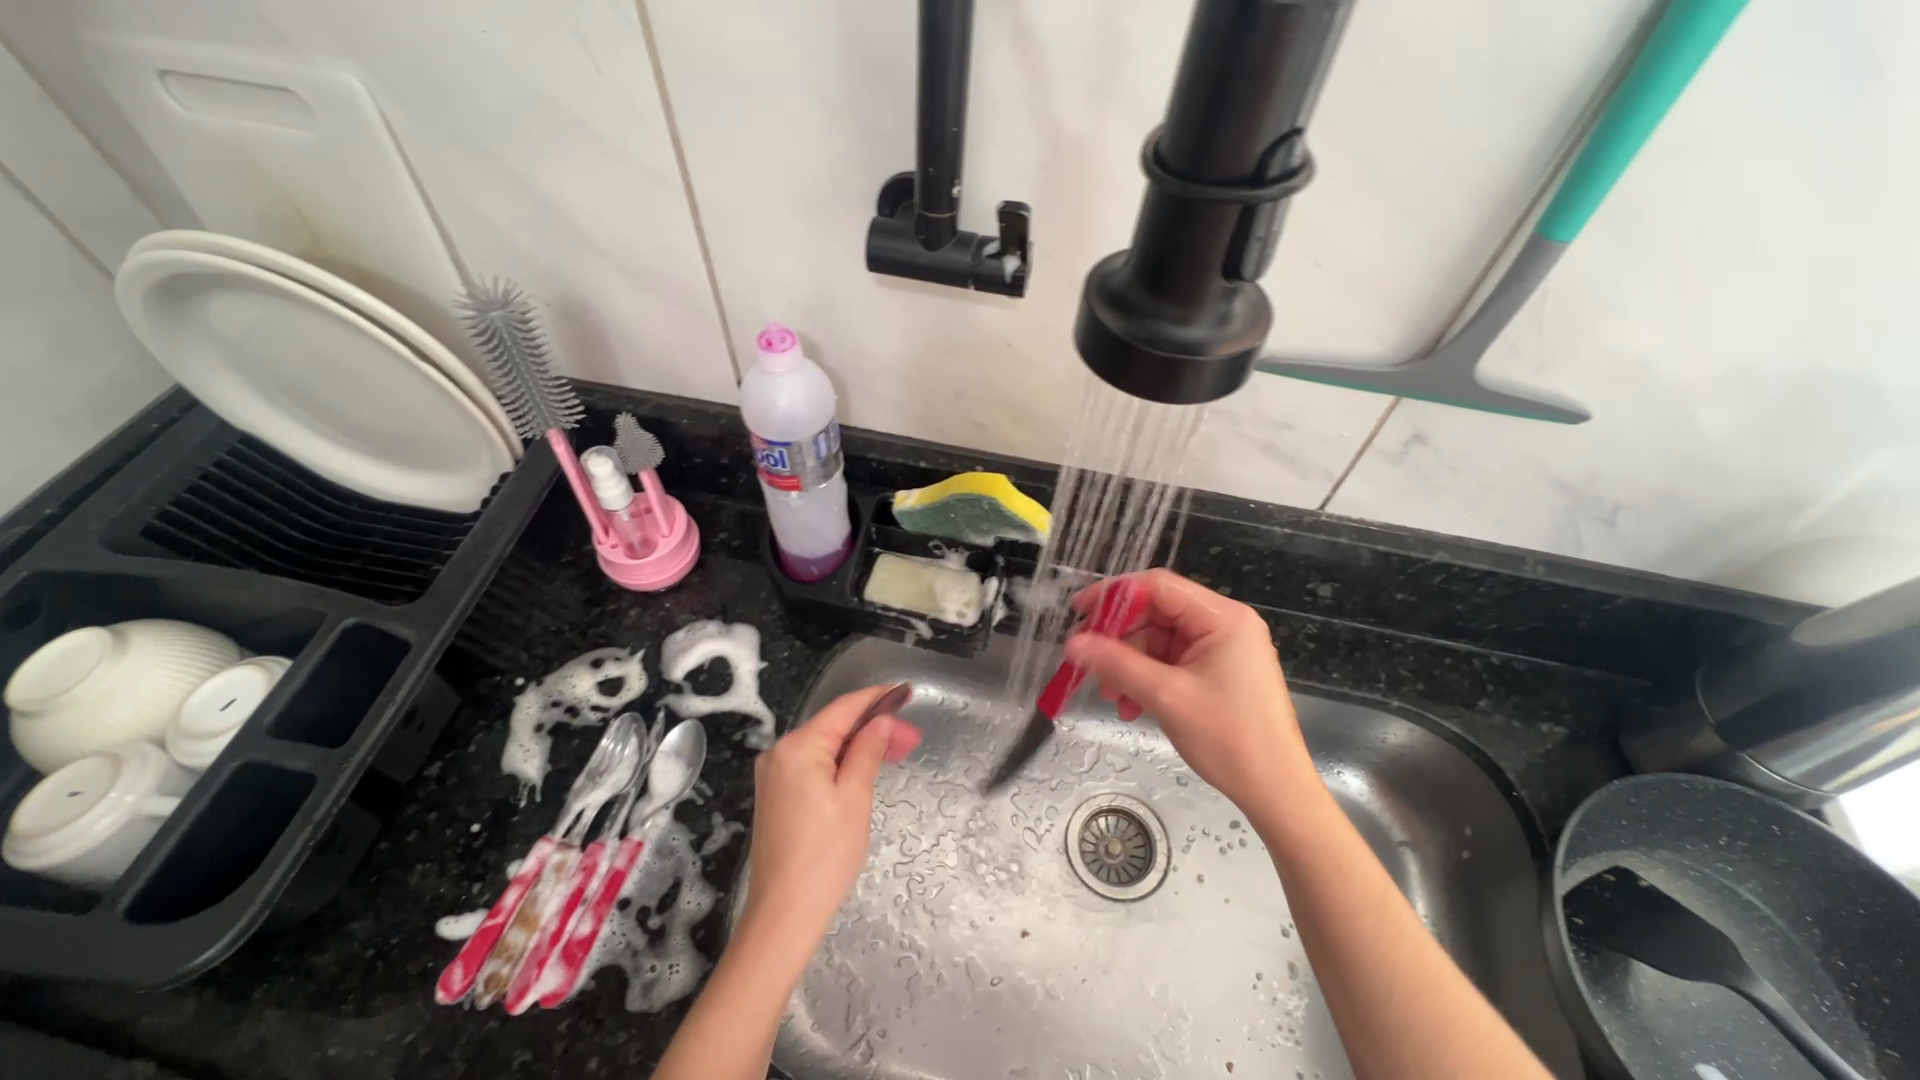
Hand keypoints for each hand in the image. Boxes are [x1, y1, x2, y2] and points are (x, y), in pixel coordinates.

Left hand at [740, 685, 921, 938]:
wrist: (784, 913)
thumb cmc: (826, 855)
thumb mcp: (855, 798)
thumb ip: (868, 751)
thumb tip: (882, 719)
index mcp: (798, 747)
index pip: (844, 709)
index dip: (877, 699)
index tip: (907, 692)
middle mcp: (779, 753)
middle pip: (833, 726)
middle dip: (873, 727)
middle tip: (911, 739)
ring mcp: (774, 775)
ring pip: (824, 747)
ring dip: (859, 746)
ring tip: (896, 754)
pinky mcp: (776, 796)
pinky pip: (813, 766)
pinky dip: (841, 763)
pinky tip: (864, 770)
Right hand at [1064, 568, 1311, 812]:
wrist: (1276, 789)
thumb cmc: (1228, 737)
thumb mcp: (1166, 697)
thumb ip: (1116, 663)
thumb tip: (1072, 643)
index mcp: (1222, 617)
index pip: (1158, 586)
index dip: (1114, 595)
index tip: (1079, 613)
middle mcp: (1225, 625)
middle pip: (1156, 614)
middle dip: (1120, 640)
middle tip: (1087, 664)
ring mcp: (1223, 650)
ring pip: (1159, 642)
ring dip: (1129, 666)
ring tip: (1111, 696)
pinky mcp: (1219, 673)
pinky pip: (1172, 663)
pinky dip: (1147, 680)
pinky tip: (1132, 707)